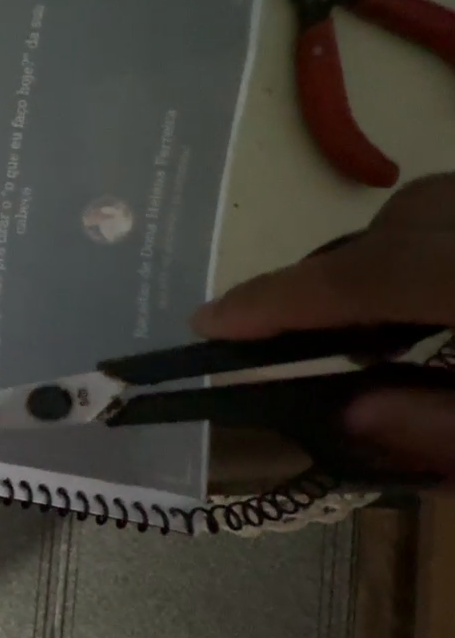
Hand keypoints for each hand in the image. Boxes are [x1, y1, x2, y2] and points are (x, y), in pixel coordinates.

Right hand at [193, 173, 454, 478]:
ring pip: (444, 206)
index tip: (207, 324)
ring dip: (402, 254)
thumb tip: (351, 413)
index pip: (365, 275)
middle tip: (320, 335)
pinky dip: (439, 249)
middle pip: (411, 217)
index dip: (272, 300)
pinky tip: (438, 300)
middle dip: (345, 269)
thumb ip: (447, 431)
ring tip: (401, 320)